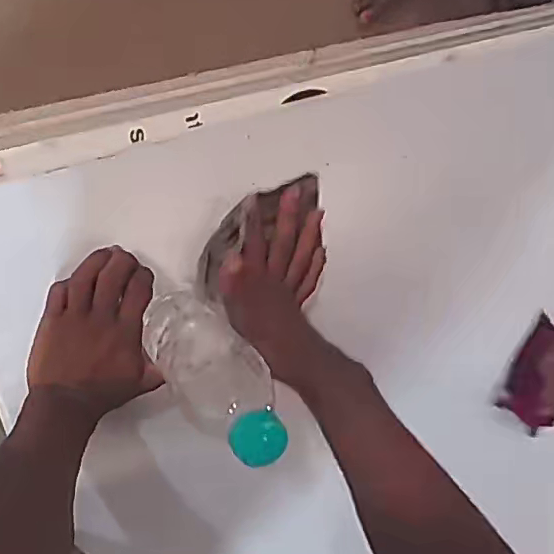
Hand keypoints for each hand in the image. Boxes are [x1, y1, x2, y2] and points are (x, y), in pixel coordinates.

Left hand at [28, 247, 164, 419]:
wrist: (64, 404)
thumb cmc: (99, 395)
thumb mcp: (138, 383)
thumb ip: (154, 370)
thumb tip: (167, 366)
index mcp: (124, 332)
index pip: (137, 291)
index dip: (143, 276)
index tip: (144, 274)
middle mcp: (100, 319)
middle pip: (112, 276)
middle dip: (122, 261)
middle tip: (125, 259)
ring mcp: (73, 317)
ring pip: (85, 277)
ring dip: (96, 261)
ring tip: (104, 256)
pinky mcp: (52, 320)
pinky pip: (59, 291)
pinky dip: (68, 282)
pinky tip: (75, 280)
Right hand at [219, 184, 341, 391]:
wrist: (294, 360)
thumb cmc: (262, 339)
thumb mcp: (238, 313)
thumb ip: (234, 285)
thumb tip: (233, 257)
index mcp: (259, 281)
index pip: (255, 246)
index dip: (253, 223)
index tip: (253, 201)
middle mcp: (277, 280)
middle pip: (285, 243)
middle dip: (290, 217)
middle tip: (297, 193)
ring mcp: (291, 289)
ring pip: (302, 256)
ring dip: (309, 234)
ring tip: (317, 213)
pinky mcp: (299, 301)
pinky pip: (310, 277)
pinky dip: (316, 262)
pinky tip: (321, 250)